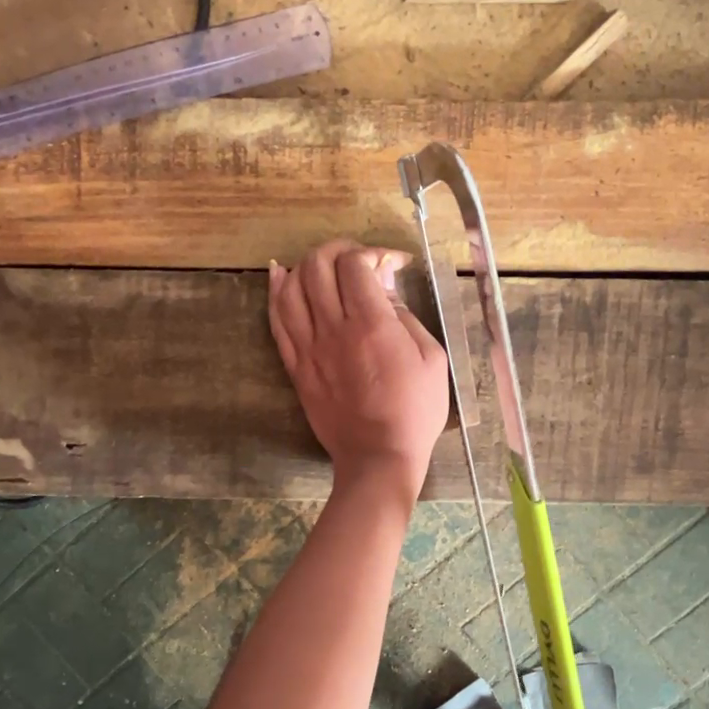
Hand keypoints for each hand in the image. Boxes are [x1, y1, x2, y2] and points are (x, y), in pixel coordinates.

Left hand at [268, 240, 448, 497]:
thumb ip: (405, 316)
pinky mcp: (295, 367)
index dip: (374, 252)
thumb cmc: (414, 411)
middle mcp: (333, 330)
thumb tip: (384, 289)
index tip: (393, 265)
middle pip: (318, 266)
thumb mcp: (431, 358)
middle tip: (358, 261)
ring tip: (324, 267)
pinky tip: (281, 275)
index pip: (355, 264)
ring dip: (307, 266)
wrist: (377, 457)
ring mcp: (308, 349)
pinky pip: (276, 320)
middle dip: (339, 250)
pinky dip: (276, 292)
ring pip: (291, 288)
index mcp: (371, 325)